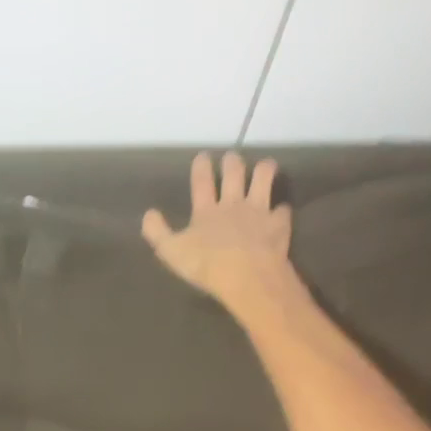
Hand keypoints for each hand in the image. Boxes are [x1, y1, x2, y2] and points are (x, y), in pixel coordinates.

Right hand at [142, 152, 292, 308]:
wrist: (246, 274)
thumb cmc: (206, 264)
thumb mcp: (171, 252)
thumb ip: (157, 232)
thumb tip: (148, 213)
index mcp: (206, 211)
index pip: (202, 183)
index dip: (201, 168)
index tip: (203, 155)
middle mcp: (233, 204)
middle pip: (235, 175)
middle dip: (233, 163)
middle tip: (232, 157)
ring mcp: (258, 212)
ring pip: (264, 181)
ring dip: (264, 171)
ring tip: (265, 166)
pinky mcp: (278, 225)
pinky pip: (282, 212)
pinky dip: (282, 210)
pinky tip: (282, 210)